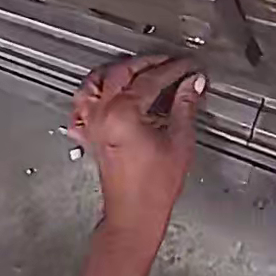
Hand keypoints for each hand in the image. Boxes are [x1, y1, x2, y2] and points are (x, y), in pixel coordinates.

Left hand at [68, 54, 205, 237]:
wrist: (134, 214)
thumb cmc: (154, 187)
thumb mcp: (179, 141)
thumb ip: (185, 106)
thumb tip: (192, 84)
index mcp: (124, 114)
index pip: (152, 78)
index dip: (174, 69)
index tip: (188, 66)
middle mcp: (102, 115)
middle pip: (122, 72)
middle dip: (148, 62)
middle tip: (169, 62)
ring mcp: (92, 124)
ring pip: (97, 81)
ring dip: (118, 70)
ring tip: (139, 67)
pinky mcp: (89, 134)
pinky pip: (83, 104)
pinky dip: (94, 91)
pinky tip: (107, 91)